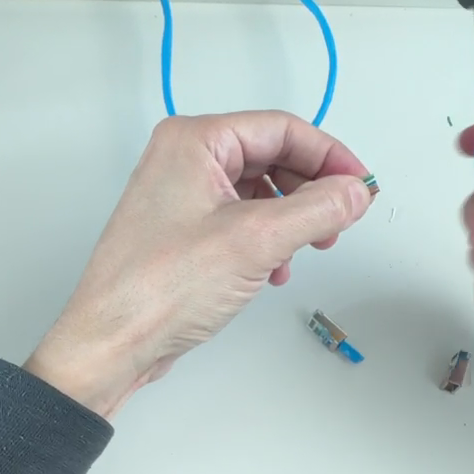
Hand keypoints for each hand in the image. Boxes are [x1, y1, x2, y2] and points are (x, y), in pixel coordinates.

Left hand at [27, 112, 375, 417]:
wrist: (113, 344)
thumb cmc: (162, 289)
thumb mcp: (256, 241)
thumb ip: (316, 210)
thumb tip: (355, 193)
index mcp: (194, 141)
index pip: (281, 129)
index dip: (329, 156)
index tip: (360, 187)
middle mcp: (182, 161)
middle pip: (270, 158)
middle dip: (310, 191)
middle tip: (338, 222)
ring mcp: (178, 199)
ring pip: (256, 194)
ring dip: (289, 221)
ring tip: (306, 251)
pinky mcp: (179, 236)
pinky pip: (236, 223)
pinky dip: (264, 242)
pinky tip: (272, 272)